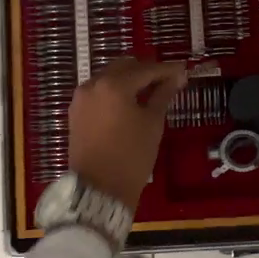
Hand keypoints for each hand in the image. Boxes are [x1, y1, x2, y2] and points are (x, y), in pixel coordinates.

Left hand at [68, 58, 187, 210]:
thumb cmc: (132, 157)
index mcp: (114, 85)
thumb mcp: (152, 123)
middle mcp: (94, 84)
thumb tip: (177, 77)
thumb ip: (163, 94)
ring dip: (129, 79)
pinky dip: (114, 91)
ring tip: (150, 92)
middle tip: (167, 80)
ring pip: (109, 77)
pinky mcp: (76, 111)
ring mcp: (81, 97)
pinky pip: (98, 91)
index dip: (167, 69)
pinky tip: (129, 102)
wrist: (99, 190)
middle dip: (146, 71)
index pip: (146, 69)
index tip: (183, 70)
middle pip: (125, 67)